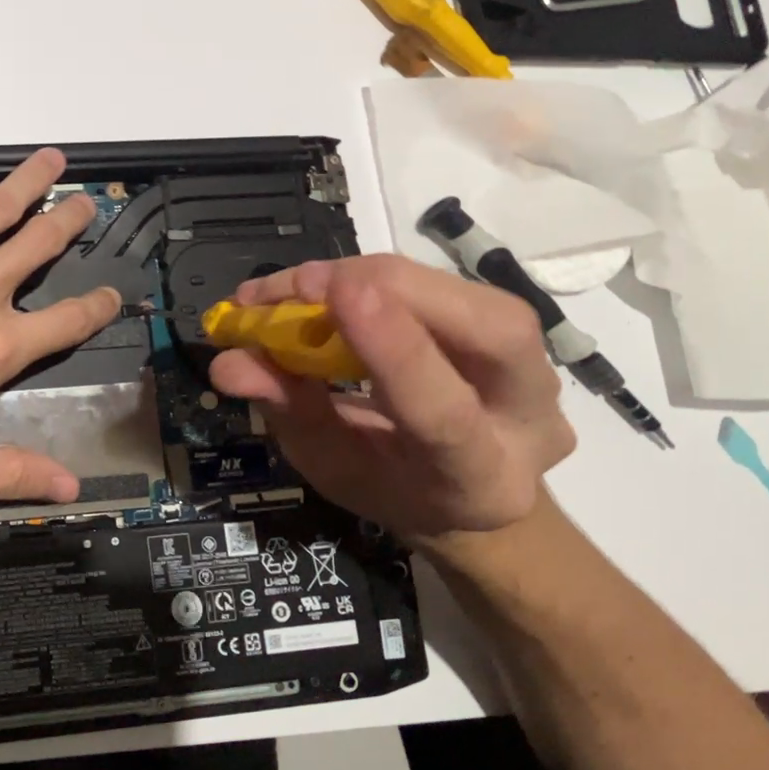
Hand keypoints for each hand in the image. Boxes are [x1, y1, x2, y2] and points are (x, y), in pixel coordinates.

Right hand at [208, 255, 574, 537]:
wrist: (462, 493)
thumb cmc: (386, 485)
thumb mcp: (324, 462)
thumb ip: (286, 409)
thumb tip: (228, 362)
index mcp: (477, 479)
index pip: (444, 413)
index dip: (392, 349)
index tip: (334, 291)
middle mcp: (529, 423)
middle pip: (493, 333)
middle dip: (393, 289)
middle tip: (301, 285)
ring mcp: (539, 374)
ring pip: (478, 298)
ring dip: (380, 276)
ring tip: (301, 285)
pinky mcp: (522, 334)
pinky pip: (456, 288)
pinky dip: (386, 276)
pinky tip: (334, 285)